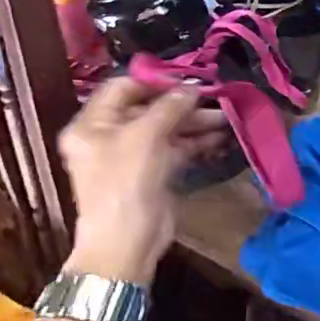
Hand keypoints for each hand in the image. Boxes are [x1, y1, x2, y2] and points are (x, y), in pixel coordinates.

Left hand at [58, 77, 226, 284]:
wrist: (128, 241)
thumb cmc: (125, 183)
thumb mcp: (145, 137)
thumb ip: (170, 107)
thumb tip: (193, 87)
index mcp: (93, 124)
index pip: (122, 88)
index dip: (154, 81)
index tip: (187, 79)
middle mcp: (111, 135)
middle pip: (149, 107)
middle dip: (183, 103)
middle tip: (214, 97)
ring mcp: (134, 154)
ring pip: (167, 127)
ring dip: (195, 121)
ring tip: (226, 116)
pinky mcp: (154, 170)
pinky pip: (176, 147)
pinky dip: (196, 140)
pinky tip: (219, 135)